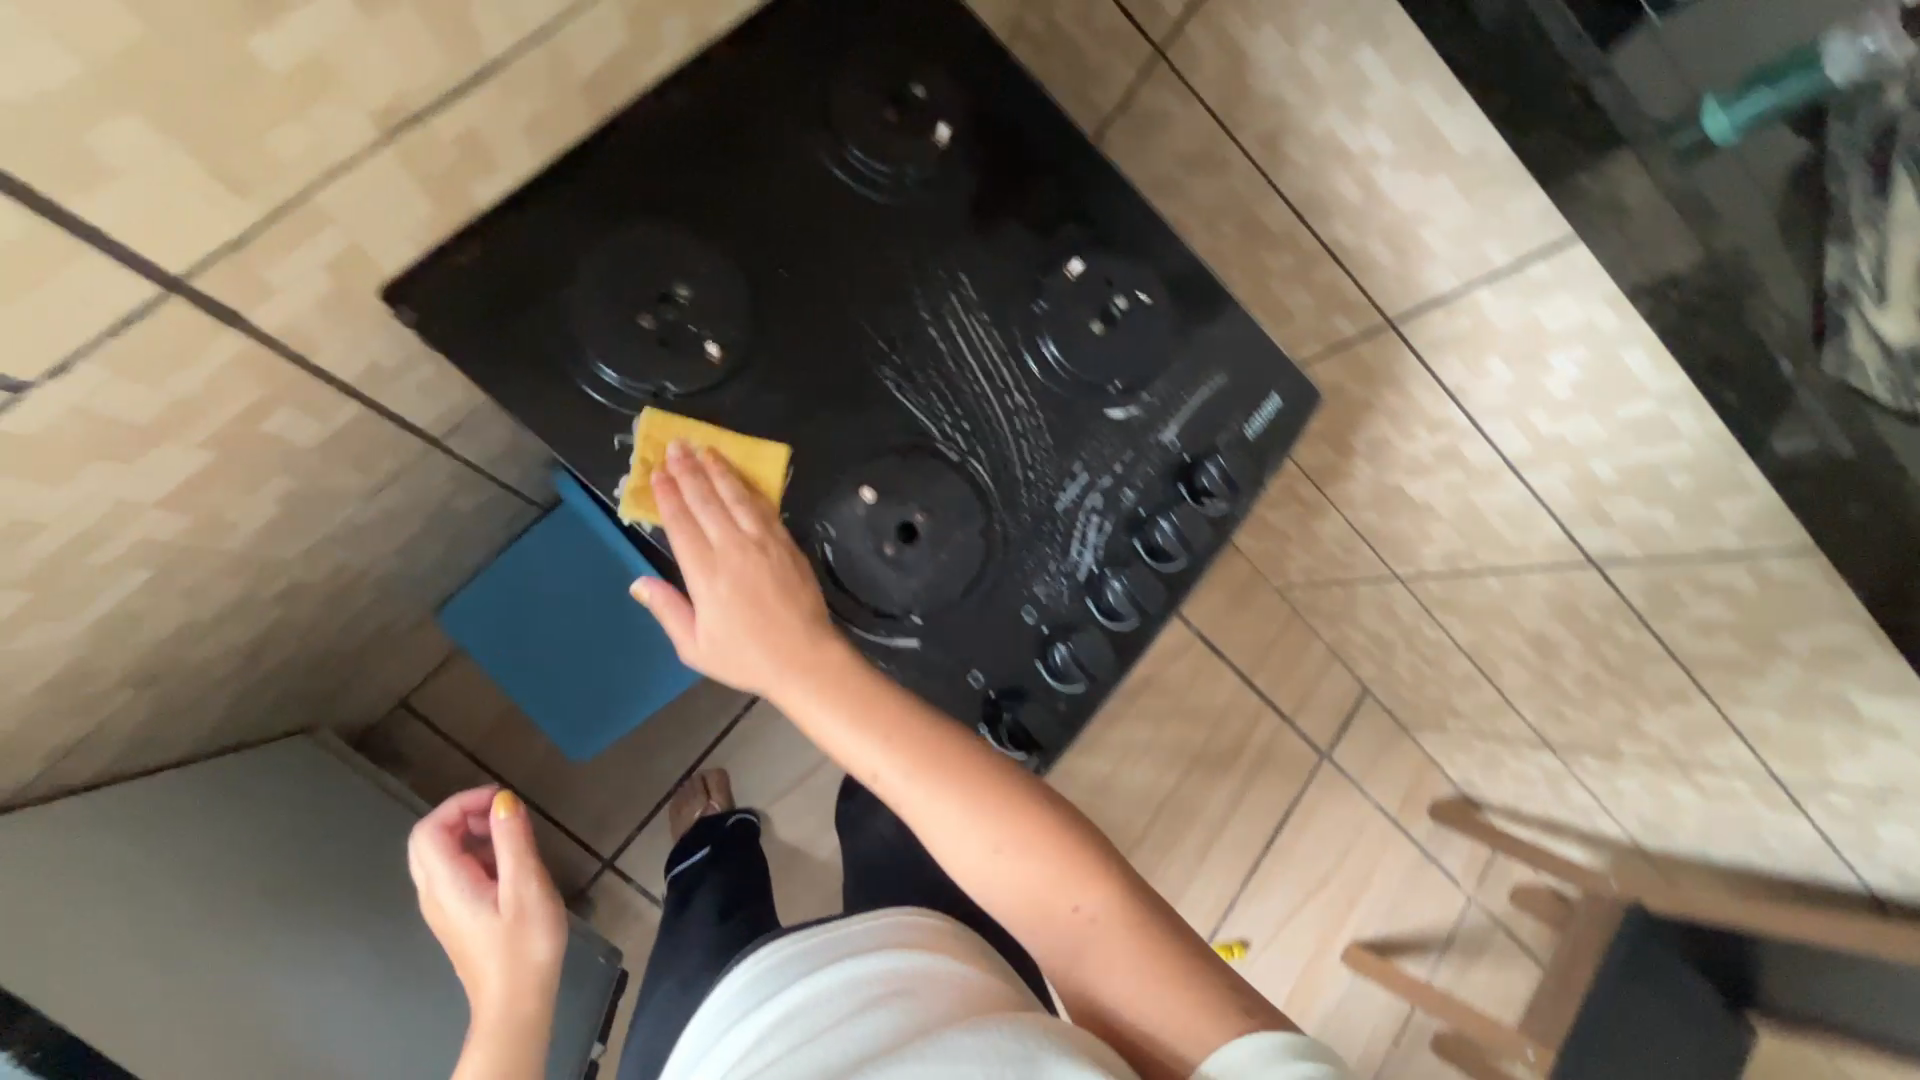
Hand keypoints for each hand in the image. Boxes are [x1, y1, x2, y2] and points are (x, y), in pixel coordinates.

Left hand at [408, 787, 567, 1024]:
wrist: (517, 1001)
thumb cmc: (525, 944)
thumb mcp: (527, 886)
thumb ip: (513, 840)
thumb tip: (503, 800)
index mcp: (446, 885)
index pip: (429, 830)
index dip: (460, 803)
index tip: (501, 798)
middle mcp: (434, 894)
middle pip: (428, 840)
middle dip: (463, 815)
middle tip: (503, 813)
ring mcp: (442, 907)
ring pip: (440, 855)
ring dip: (471, 833)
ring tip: (513, 835)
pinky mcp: (457, 916)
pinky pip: (454, 871)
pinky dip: (477, 853)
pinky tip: (510, 864)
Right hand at [630, 440, 844, 697]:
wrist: (805, 658)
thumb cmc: (747, 657)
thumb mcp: (695, 646)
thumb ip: (667, 609)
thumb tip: (638, 582)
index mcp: (705, 574)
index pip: (681, 524)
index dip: (668, 495)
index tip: (657, 473)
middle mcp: (733, 549)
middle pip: (706, 501)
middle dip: (689, 471)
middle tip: (676, 446)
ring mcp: (764, 543)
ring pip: (737, 498)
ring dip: (719, 472)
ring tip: (705, 450)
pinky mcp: (787, 545)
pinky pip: (764, 509)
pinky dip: (749, 490)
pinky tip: (740, 478)